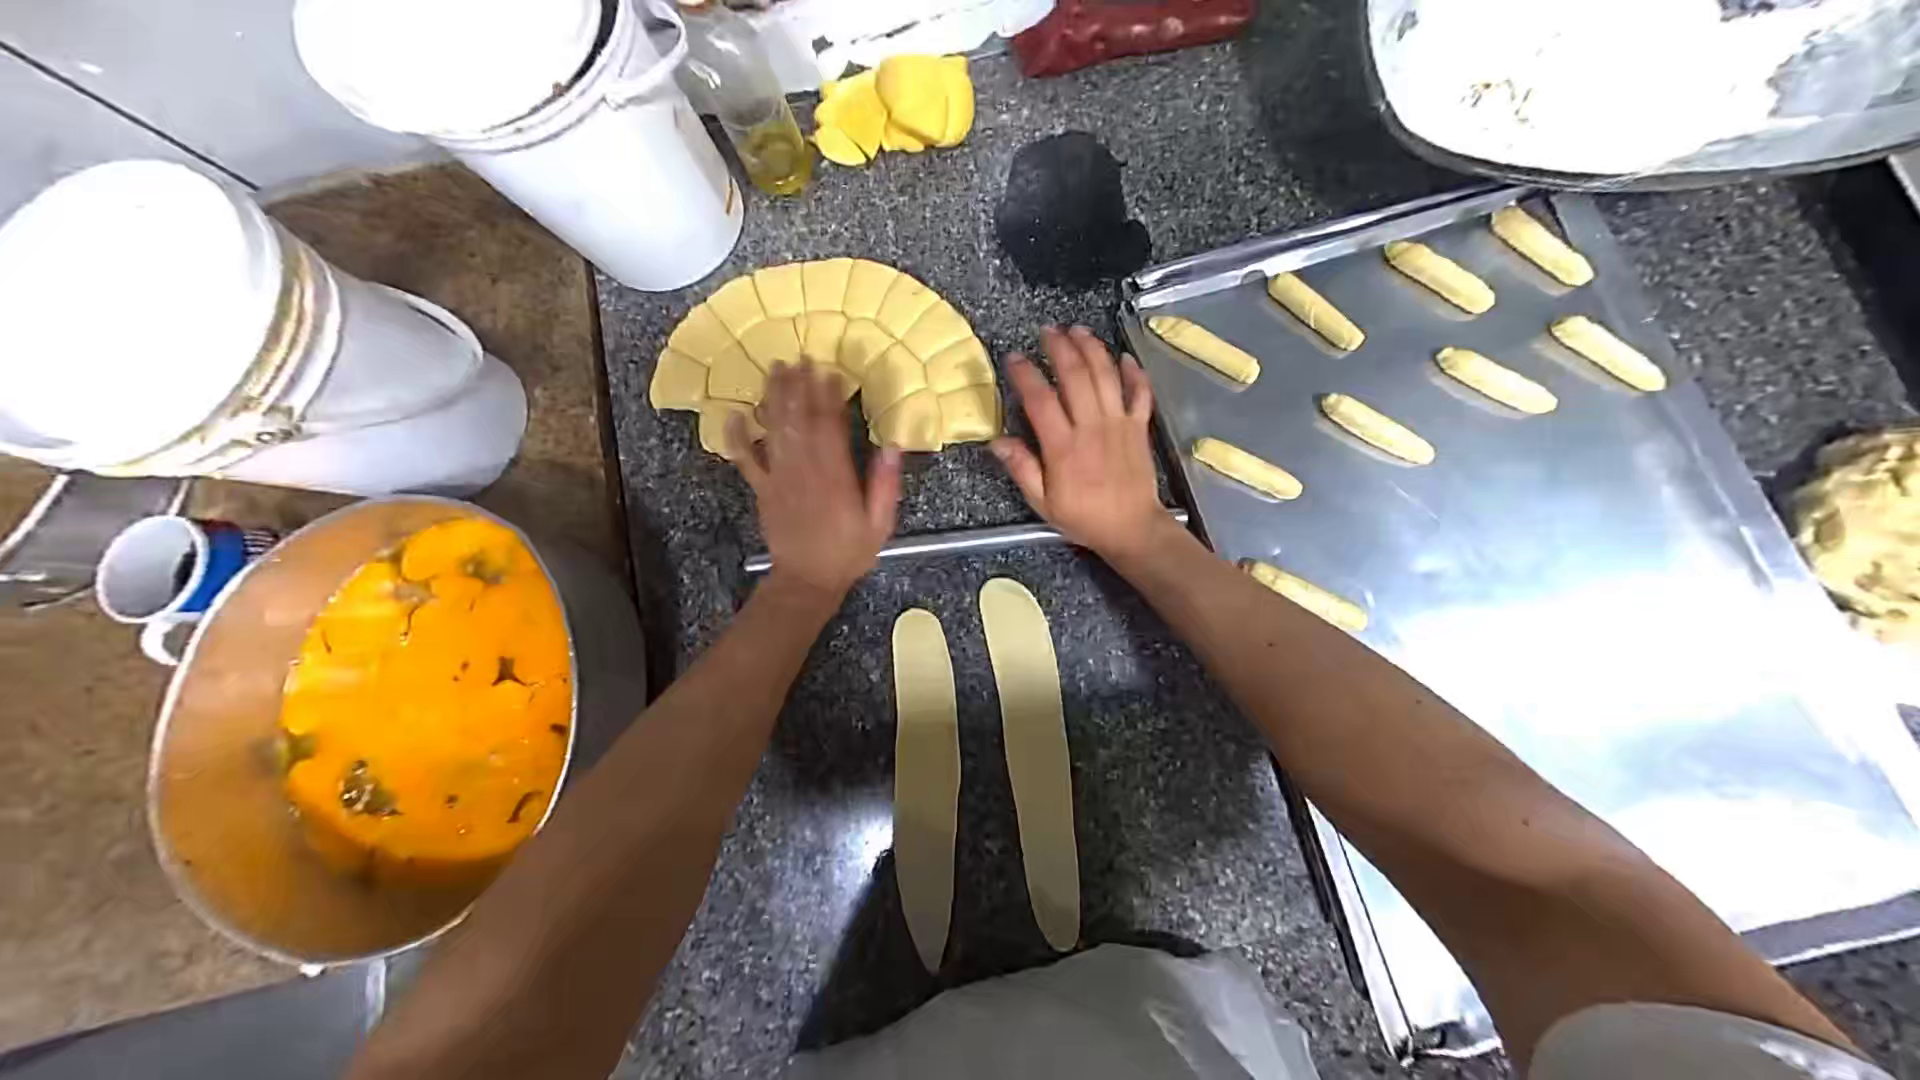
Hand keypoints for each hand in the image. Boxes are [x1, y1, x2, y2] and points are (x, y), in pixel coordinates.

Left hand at [730, 361, 902, 600]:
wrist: (807, 580)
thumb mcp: (879, 524)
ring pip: (774, 429)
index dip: (830, 395)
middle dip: (800, 385)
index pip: (830, 425)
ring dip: (774, 397)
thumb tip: (892, 446)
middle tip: (800, 356)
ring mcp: (779, 477)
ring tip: (776, 369)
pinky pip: (745, 459)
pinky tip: (733, 414)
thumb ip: (885, 485)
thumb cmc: (848, 552)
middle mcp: (804, 469)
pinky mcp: (762, 489)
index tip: (831, 370)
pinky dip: (737, 436)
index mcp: (835, 475)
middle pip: (800, 418)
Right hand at [992, 325, 1168, 562]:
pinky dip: (1133, 372)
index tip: (1014, 357)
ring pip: (1106, 375)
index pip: (1040, 400)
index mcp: (1063, 447)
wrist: (1132, 528)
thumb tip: (997, 441)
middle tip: (1047, 331)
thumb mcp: (1043, 502)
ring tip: (1078, 330)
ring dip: (1092, 348)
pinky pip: (1139, 392)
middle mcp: (1092, 427)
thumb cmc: (1084, 517)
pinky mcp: (1140, 427)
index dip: (1026, 374)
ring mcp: (1119, 423)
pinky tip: (1123, 357)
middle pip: (1075, 376)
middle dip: (1059, 347)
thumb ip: (1021, 468)